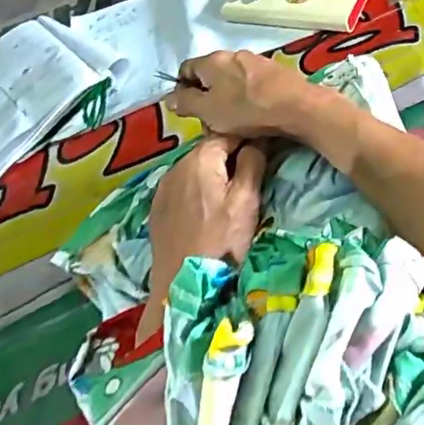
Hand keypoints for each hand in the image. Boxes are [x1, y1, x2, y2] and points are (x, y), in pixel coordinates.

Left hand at [145, 134, 266, 330]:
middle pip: (211, 150)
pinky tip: (207, 212)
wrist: (181, 290)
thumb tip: (256, 140)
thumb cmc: (220, 243)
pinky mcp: (157, 208)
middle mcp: (176, 165)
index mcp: (200, 158)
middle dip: (231, 159)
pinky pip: (184, 187)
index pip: (230, 133)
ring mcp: (163, 187)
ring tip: (230, 199)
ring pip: (197, 169)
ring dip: (214, 176)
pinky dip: (198, 192)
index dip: (250, 141)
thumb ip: (253, 162)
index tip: (265, 156)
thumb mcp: (246, 200)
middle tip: (251, 181)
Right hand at [165, 50, 321, 137]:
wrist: (297, 105)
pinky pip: (251, 82)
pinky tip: (254, 112)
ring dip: (227, 96)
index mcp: (213, 60)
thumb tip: (169, 97)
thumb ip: (186, 103)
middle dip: (206, 95)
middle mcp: (233, 53)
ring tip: (234, 120)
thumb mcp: (208, 111)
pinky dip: (247, 96)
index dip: (182, 89)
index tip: (188, 110)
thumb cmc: (246, 109)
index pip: (185, 69)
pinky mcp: (275, 70)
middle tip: (211, 120)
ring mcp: (256, 60)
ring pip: (231, 79)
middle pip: (210, 74)